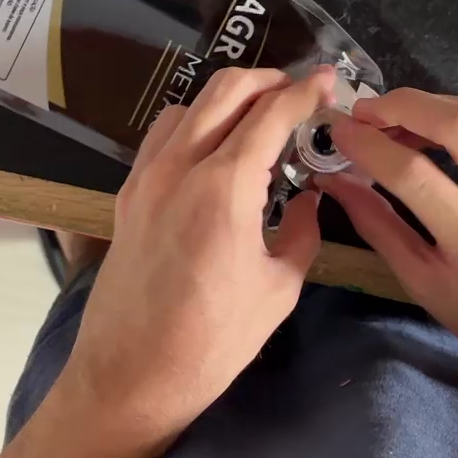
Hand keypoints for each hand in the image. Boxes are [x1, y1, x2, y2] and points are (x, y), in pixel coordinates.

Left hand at [61, 66, 335, 438]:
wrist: (130, 378)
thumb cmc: (214, 340)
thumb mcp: (279, 287)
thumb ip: (301, 230)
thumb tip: (309, 198)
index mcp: (224, 188)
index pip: (271, 115)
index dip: (305, 92)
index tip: (329, 79)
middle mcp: (181, 167)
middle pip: (225, 90)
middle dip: (268, 80)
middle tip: (299, 94)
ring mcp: (147, 177)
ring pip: (190, 106)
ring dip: (230, 98)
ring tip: (259, 118)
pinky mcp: (129, 194)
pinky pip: (163, 135)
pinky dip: (196, 123)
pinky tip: (215, 149)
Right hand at [319, 90, 457, 388]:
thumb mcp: (427, 287)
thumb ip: (380, 228)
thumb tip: (337, 182)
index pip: (416, 176)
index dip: (370, 147)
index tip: (338, 133)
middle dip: (403, 106)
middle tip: (363, 112)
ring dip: (429, 105)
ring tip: (389, 119)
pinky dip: (455, 119)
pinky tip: (428, 131)